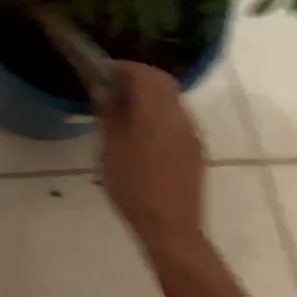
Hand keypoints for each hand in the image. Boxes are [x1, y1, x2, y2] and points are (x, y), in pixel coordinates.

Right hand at [98, 63, 207, 267]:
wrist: (171, 228)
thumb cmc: (133, 188)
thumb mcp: (110, 150)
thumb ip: (110, 115)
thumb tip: (104, 90)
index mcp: (158, 114)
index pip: (146, 74)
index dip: (124, 68)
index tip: (101, 72)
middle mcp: (181, 117)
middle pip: (163, 83)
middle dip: (137, 78)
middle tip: (110, 87)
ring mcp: (191, 134)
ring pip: (170, 100)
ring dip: (148, 96)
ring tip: (120, 110)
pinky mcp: (194, 150)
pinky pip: (175, 119)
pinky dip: (156, 114)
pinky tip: (138, 132)